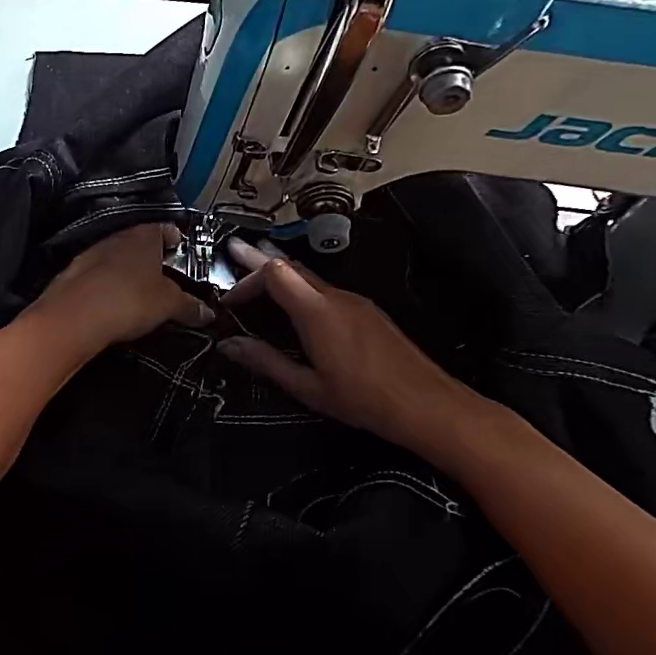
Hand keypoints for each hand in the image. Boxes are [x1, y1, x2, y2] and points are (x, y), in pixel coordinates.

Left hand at [30, 224, 214, 351]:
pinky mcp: (73, 274)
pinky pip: (98, 274)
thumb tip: (208, 313)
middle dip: (153, 258)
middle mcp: (117, 236)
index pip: (166, 227)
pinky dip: (108, 284)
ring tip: (141, 293)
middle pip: (141, 241)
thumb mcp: (169, 305)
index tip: (182, 252)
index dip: (177, 240)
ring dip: (129, 270)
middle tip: (167, 278)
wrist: (74, 318)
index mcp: (144, 234)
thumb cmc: (129, 300)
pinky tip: (114, 303)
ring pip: (117, 257)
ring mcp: (91, 253)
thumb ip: (190, 306)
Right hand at [215, 238, 483, 453]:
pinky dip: (303, 288)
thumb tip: (232, 347)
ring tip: (259, 272)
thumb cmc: (367, 400)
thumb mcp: (309, 388)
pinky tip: (296, 304)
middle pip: (292, 266)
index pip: (275, 273)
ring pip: (310, 277)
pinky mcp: (367, 310)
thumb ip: (267, 363)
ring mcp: (355, 301)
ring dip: (282, 274)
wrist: (425, 403)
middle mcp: (336, 298)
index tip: (230, 297)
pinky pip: (327, 289)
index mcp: (317, 313)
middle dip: (260, 260)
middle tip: (235, 252)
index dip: (248, 278)